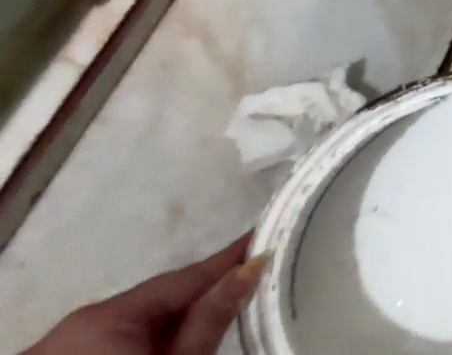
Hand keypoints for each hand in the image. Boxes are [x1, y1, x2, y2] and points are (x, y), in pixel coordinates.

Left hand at [24, 236, 265, 354]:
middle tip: (251, 278)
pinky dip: (142, 332)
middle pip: (159, 295)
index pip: (187, 276)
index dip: (231, 257)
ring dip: (173, 313)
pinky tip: (165, 339)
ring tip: (212, 312)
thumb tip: (253, 265)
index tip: (270, 234)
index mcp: (108, 314)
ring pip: (134, 316)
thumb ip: (211, 317)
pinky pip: (108, 335)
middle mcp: (78, 320)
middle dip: (201, 289)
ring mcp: (56, 342)